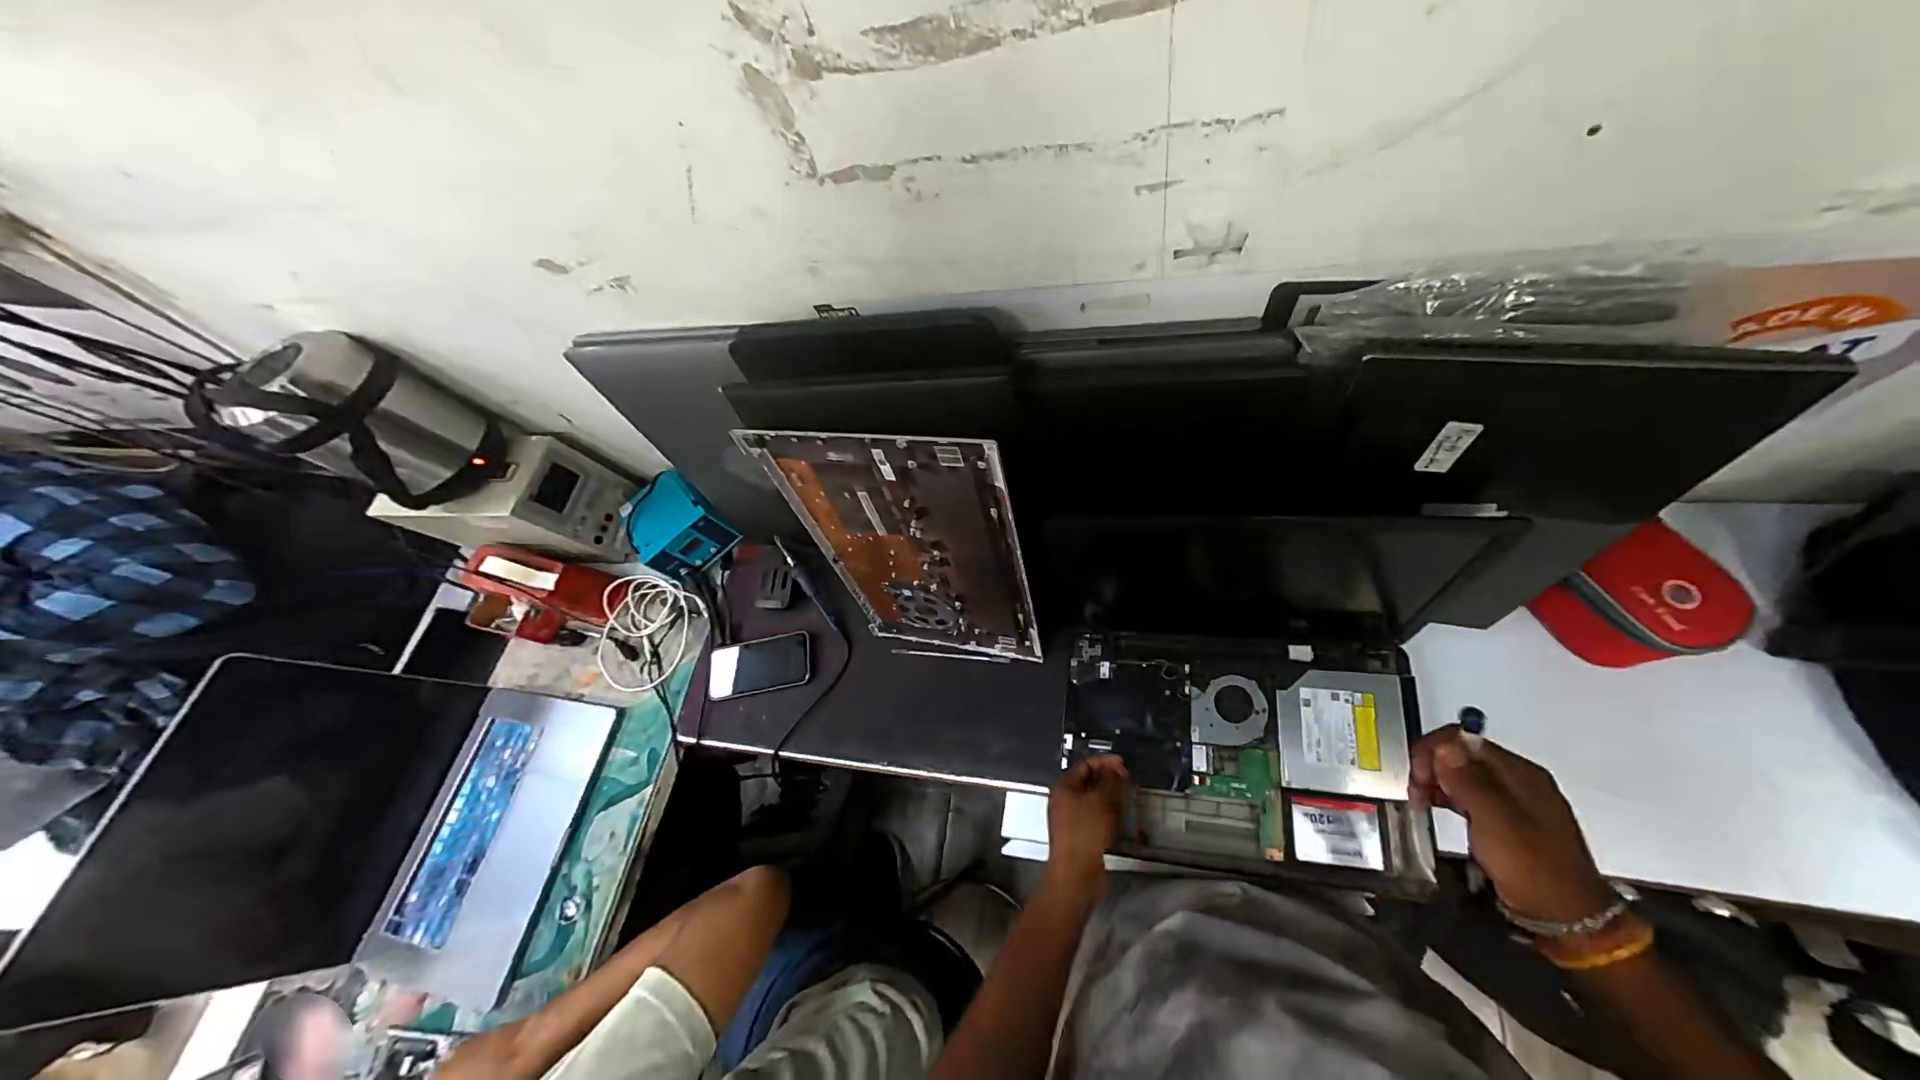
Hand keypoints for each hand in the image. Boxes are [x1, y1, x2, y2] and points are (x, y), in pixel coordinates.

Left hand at [1046, 755, 1130, 895]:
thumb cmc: (1085, 832)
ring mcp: (1072, 819)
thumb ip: (1109, 781)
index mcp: (1064, 787)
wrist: (1077, 873)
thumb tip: (1114, 770)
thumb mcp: (1101, 800)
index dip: (1105, 761)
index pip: (1085, 764)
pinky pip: (1097, 818)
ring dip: (1112, 798)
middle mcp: (1065, 801)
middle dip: (1110, 779)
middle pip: (1089, 782)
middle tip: (1128, 780)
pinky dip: (1110, 815)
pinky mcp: (1082, 835)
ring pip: (1094, 801)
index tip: (1123, 764)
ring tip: (1129, 798)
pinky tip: (1123, 818)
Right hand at [1411, 726, 1613, 924]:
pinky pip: (1467, 791)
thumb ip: (1469, 781)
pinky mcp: (1505, 818)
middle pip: (1461, 753)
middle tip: (1417, 790)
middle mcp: (1518, 780)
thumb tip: (1446, 746)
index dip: (1433, 751)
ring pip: (1461, 772)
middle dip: (1431, 765)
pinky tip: (1437, 807)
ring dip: (1436, 780)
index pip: (1464, 738)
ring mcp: (1513, 799)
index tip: (1417, 774)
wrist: (1567, 918)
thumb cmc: (1535, 871)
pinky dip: (1447, 794)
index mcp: (1521, 774)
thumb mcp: (1497, 823)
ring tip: (1422, 800)